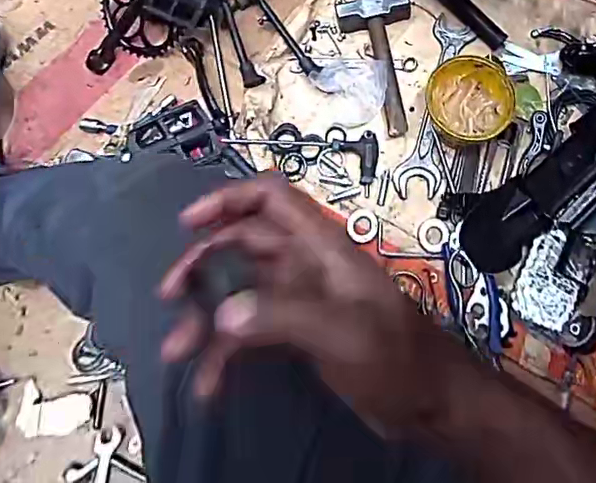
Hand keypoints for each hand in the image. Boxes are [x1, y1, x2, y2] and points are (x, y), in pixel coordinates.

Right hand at [158, 176, 465, 435]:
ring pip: (242, 289)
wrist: (424, 398)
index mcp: (320, 244)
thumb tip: (222, 311)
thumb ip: (283, 316)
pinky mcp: (298, 331)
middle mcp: (306, 262)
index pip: (272, 198)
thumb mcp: (341, 331)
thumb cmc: (392, 353)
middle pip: (246, 242)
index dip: (230, 198)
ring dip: (207, 314)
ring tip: (179, 350)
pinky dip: (226, 350)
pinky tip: (209, 382)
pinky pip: (251, 328)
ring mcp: (301, 297)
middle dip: (205, 263)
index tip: (189, 223)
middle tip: (171, 296)